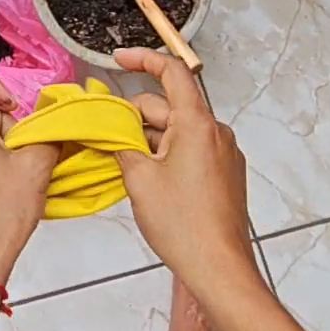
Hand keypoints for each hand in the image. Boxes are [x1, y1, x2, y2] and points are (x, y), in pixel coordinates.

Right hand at [112, 48, 261, 299]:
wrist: (219, 271)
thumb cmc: (182, 224)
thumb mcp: (138, 178)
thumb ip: (122, 142)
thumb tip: (110, 128)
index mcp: (197, 124)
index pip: (172, 72)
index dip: (143, 59)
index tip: (119, 59)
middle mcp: (215, 132)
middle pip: (168, 107)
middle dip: (135, 116)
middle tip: (105, 135)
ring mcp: (223, 155)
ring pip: (176, 130)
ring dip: (148, 138)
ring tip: (122, 161)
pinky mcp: (224, 175)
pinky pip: (189, 149)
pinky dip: (164, 153)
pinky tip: (145, 175)